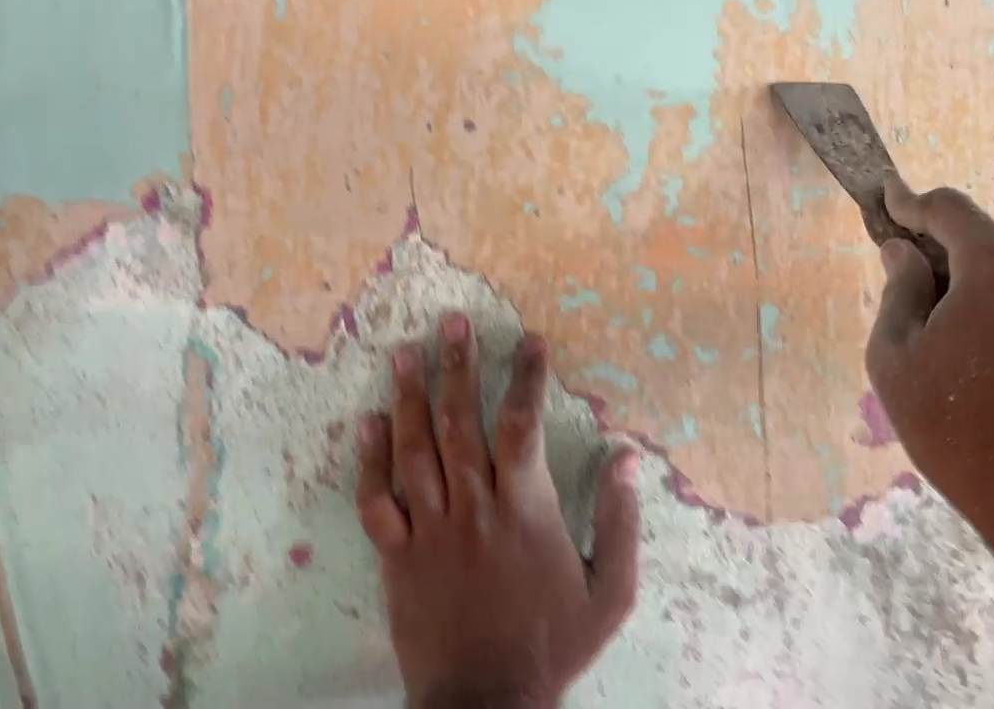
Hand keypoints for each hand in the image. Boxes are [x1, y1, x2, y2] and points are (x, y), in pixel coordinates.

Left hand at [356, 313, 641, 708]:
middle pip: (461, 423)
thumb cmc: (552, 643)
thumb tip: (626, 458)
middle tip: (453, 323)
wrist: (486, 705)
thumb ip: (620, 521)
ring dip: (410, 397)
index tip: (530, 340)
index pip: (524, 425)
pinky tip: (367, 422)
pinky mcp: (397, 558)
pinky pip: (377, 502)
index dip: (526, 377)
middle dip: (459, 367)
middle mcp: (475, 508)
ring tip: (407, 352)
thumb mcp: (610, 590)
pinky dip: (369, 461)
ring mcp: (431, 531)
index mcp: (526, 509)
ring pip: (415, 451)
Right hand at [864, 176, 993, 553]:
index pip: (948, 208)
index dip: (911, 203)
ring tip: (960, 371)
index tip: (888, 199)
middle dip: (945, 266)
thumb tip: (903, 255)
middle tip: (913, 313)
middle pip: (986, 250)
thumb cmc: (967, 433)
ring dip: (984, 307)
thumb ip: (898, 294)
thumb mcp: (899, 362)